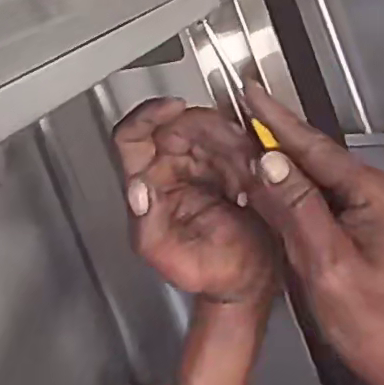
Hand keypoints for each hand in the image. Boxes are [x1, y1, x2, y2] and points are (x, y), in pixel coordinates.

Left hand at [115, 98, 277, 304]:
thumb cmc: (212, 270)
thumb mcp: (173, 258)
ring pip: (211, 125)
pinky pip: (237, 136)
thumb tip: (137, 190)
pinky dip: (248, 149)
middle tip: (233, 155)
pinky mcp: (230, 160)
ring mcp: (201, 160)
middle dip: (209, 131)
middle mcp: (171, 166)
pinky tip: (252, 178)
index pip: (131, 136)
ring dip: (233, 144)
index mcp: (150, 184)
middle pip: (179, 123)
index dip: (148, 114)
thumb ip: (148, 226)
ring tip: (243, 180)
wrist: (251, 278)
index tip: (172, 106)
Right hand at [240, 84, 383, 384]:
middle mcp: (367, 194)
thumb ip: (299, 210)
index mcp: (369, 193)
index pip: (314, 146)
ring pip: (308, 175)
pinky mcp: (348, 229)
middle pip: (311, 154)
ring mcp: (359, 211)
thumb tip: (269, 162)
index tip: (252, 93)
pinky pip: (310, 198)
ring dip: (275, 160)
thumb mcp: (330, 266)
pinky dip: (283, 190)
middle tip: (240, 109)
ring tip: (242, 140)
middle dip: (272, 132)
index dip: (277, 119)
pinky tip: (263, 187)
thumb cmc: (380, 326)